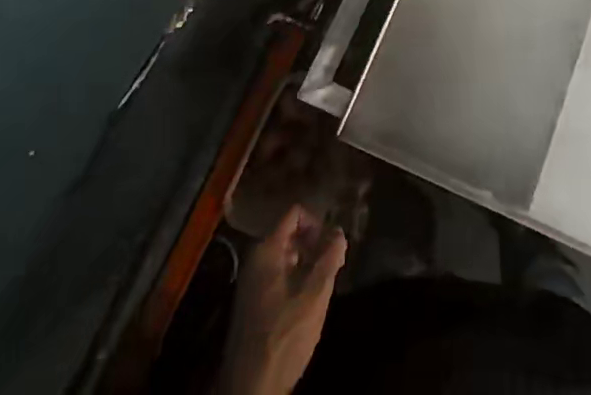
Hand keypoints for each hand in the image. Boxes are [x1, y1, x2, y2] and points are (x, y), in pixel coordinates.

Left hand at [218, 206, 346, 394]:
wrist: (251, 385)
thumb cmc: (285, 334)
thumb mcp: (315, 294)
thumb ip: (329, 259)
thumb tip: (339, 232)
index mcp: (267, 251)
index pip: (294, 214)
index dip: (317, 221)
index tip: (333, 242)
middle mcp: (255, 260)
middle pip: (290, 234)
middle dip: (315, 243)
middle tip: (334, 263)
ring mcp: (252, 281)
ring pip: (286, 256)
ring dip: (307, 262)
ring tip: (326, 281)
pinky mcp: (254, 301)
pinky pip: (278, 274)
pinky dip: (296, 277)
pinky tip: (309, 299)